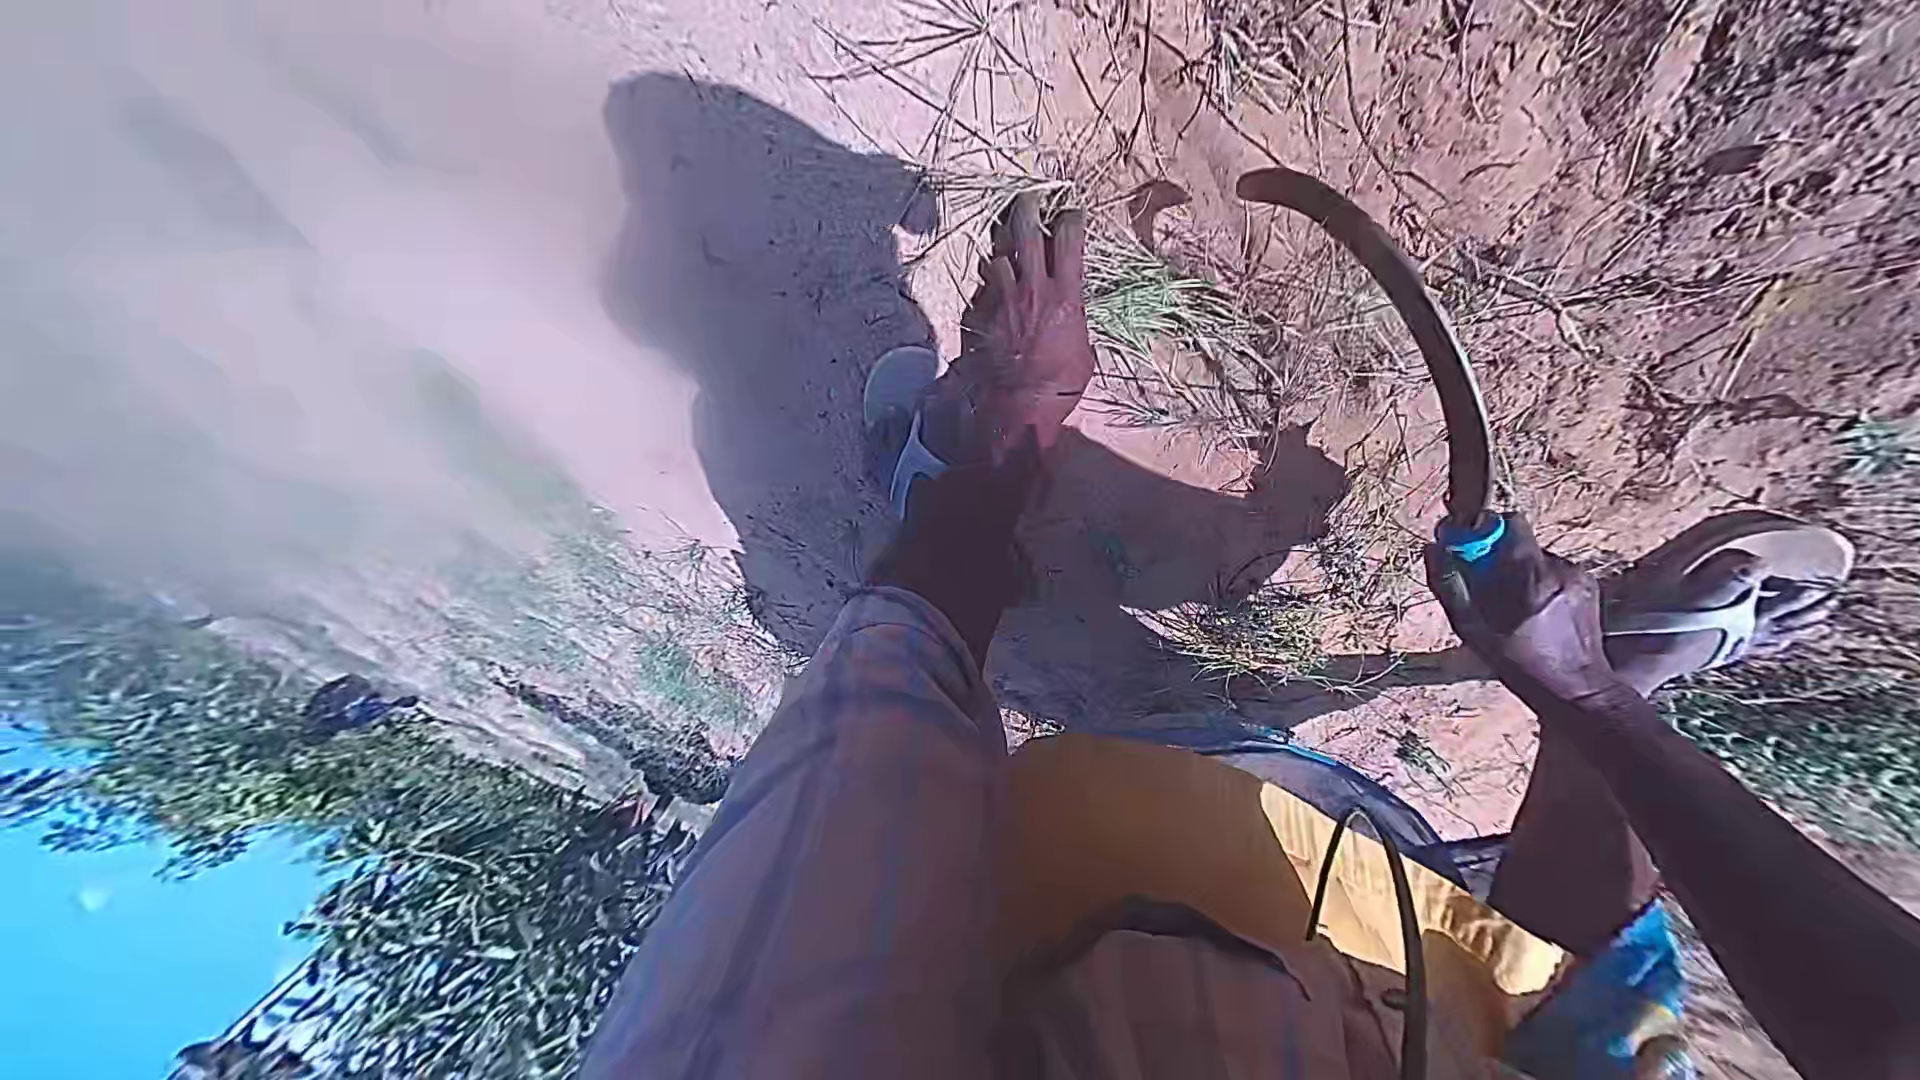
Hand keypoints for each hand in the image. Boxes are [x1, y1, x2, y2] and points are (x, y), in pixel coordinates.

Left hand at [935, 193, 1093, 464]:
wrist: (1022, 402)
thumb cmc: (1061, 383)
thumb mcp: (1083, 350)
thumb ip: (1075, 321)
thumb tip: (1072, 315)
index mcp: (1066, 295)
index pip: (1069, 238)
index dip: (1070, 218)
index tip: (1070, 212)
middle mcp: (1034, 288)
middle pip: (1027, 232)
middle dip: (1028, 209)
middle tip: (1028, 201)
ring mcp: (1005, 300)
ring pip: (999, 257)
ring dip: (1004, 254)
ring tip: (1007, 255)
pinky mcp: (984, 316)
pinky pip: (985, 289)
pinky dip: (989, 287)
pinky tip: (993, 292)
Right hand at [1425, 514, 1629, 707]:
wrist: (1574, 687)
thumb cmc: (1514, 659)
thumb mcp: (1468, 625)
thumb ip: (1448, 583)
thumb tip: (1431, 547)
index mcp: (1529, 574)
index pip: (1505, 523)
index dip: (1478, 530)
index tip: (1462, 548)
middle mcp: (1558, 568)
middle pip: (1516, 539)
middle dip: (1492, 554)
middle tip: (1479, 582)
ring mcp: (1578, 575)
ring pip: (1531, 555)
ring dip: (1512, 569)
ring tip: (1505, 602)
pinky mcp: (1588, 585)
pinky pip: (1549, 568)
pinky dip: (1532, 580)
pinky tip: (1528, 608)